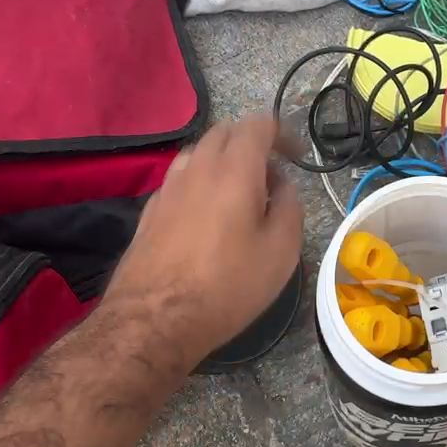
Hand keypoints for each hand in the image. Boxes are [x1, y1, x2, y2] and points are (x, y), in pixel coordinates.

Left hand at [101, 114, 305, 381]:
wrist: (151, 323)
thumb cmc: (226, 285)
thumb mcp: (281, 251)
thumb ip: (289, 207)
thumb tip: (282, 187)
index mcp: (236, 169)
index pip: (259, 123)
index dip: (283, 133)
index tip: (296, 158)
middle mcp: (199, 167)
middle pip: (225, 130)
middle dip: (252, 141)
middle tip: (271, 174)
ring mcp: (169, 187)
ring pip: (199, 151)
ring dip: (223, 159)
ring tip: (238, 192)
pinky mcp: (149, 211)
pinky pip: (180, 178)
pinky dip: (199, 181)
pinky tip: (206, 214)